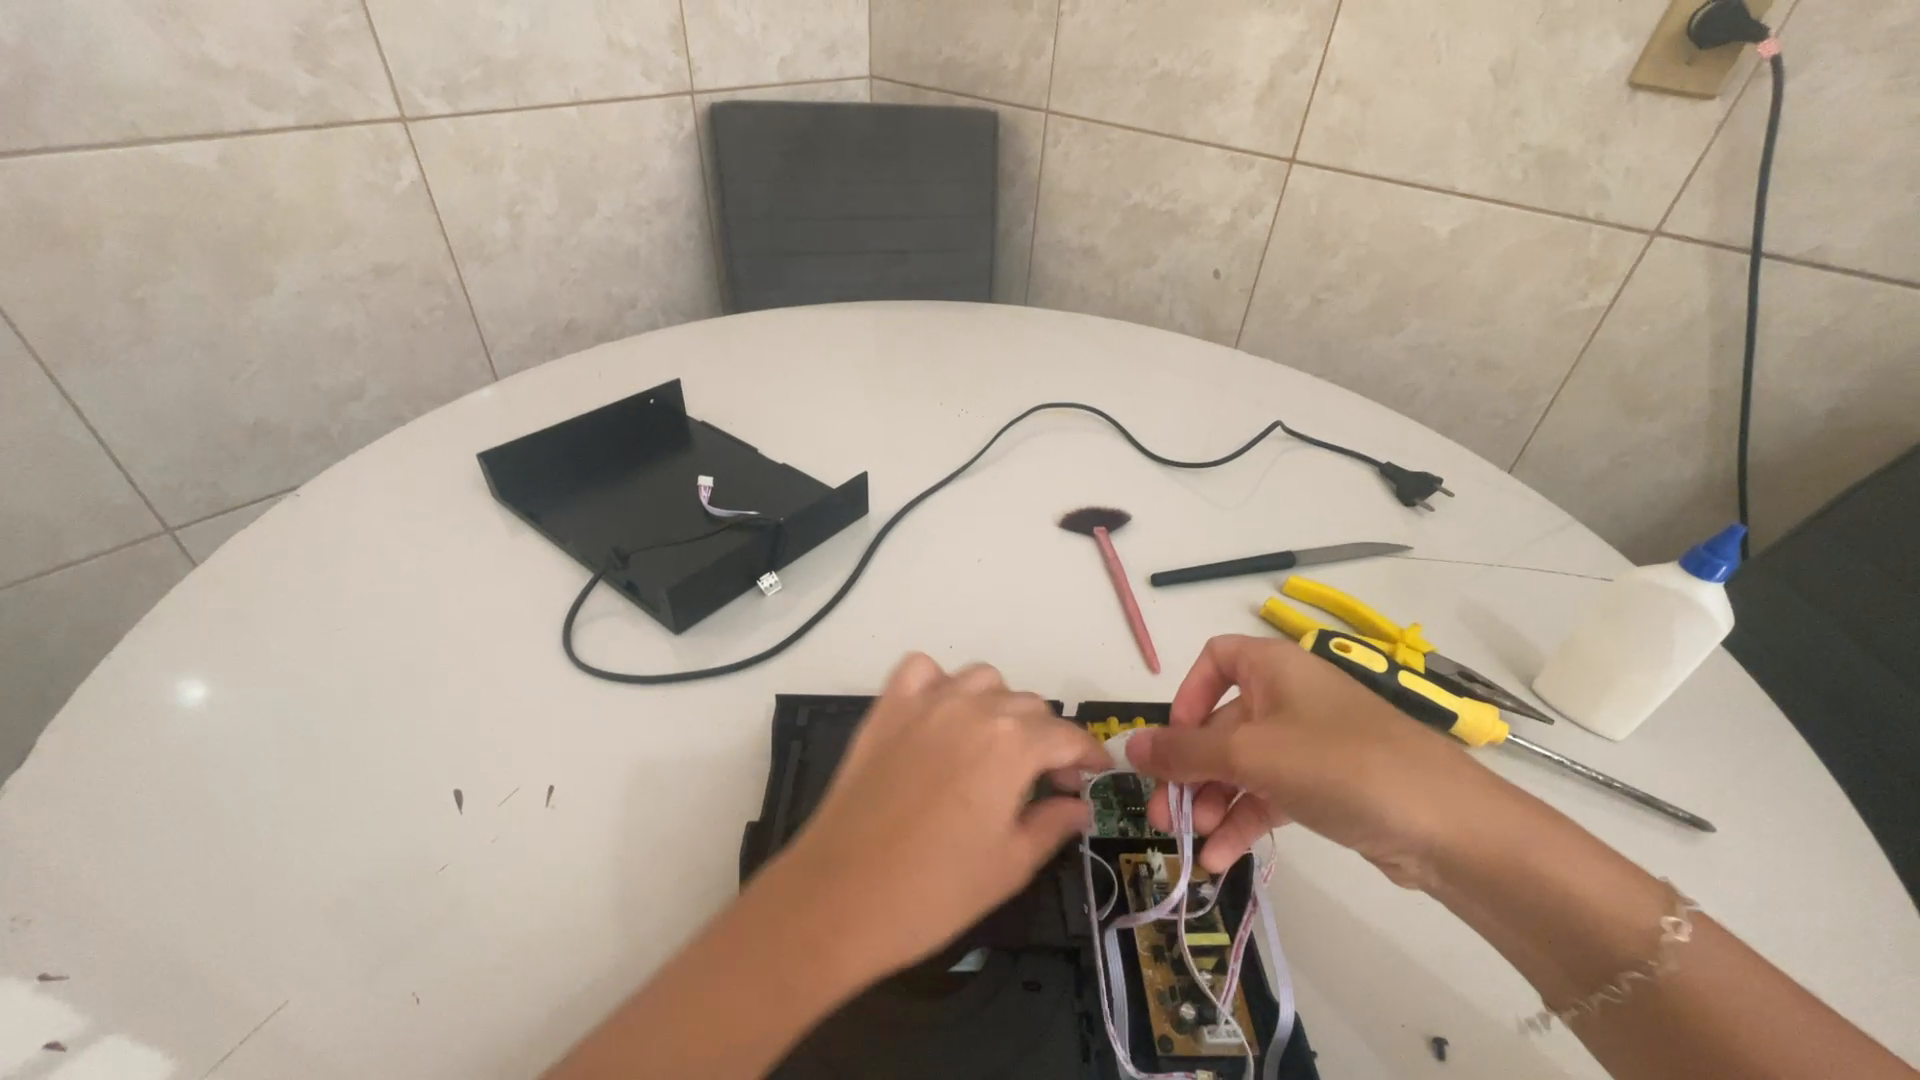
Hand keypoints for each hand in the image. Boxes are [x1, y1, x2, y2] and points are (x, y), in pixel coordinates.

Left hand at [773, 654, 1108, 976]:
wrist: (839, 898)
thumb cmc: (935, 891)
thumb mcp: (1010, 865)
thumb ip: (1053, 824)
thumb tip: (1079, 804)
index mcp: (1012, 744)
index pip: (1068, 735)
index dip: (1088, 756)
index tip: (1094, 776)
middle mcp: (973, 709)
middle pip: (1028, 706)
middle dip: (1048, 739)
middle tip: (1047, 782)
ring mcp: (924, 704)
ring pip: (981, 680)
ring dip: (1000, 706)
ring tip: (996, 747)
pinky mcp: (885, 710)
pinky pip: (921, 671)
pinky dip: (940, 684)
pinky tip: (942, 718)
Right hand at [1129, 634, 1509, 889]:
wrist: (1447, 826)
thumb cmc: (1339, 764)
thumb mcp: (1250, 753)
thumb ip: (1183, 752)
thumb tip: (1126, 747)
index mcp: (1274, 668)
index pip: (1216, 659)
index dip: (1187, 694)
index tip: (1173, 739)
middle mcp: (1289, 698)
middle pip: (1220, 725)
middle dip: (1188, 771)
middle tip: (1161, 816)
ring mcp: (1309, 746)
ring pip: (1242, 767)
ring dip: (1211, 803)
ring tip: (1188, 844)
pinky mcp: (1325, 788)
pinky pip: (1268, 796)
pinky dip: (1242, 823)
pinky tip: (1219, 859)